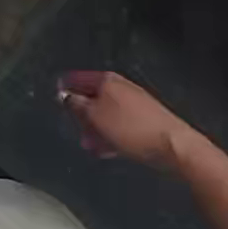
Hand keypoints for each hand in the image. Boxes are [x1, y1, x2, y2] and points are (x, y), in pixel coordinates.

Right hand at [59, 71, 203, 171]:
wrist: (172, 145)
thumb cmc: (129, 127)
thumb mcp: (95, 116)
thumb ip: (77, 105)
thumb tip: (65, 95)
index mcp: (107, 81)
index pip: (79, 78)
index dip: (66, 86)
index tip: (55, 96)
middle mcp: (120, 87)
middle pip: (93, 96)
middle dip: (81, 113)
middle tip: (73, 128)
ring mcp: (134, 103)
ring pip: (105, 113)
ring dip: (95, 128)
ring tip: (89, 145)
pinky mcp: (144, 120)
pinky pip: (119, 125)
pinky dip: (110, 135)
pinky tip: (106, 149)